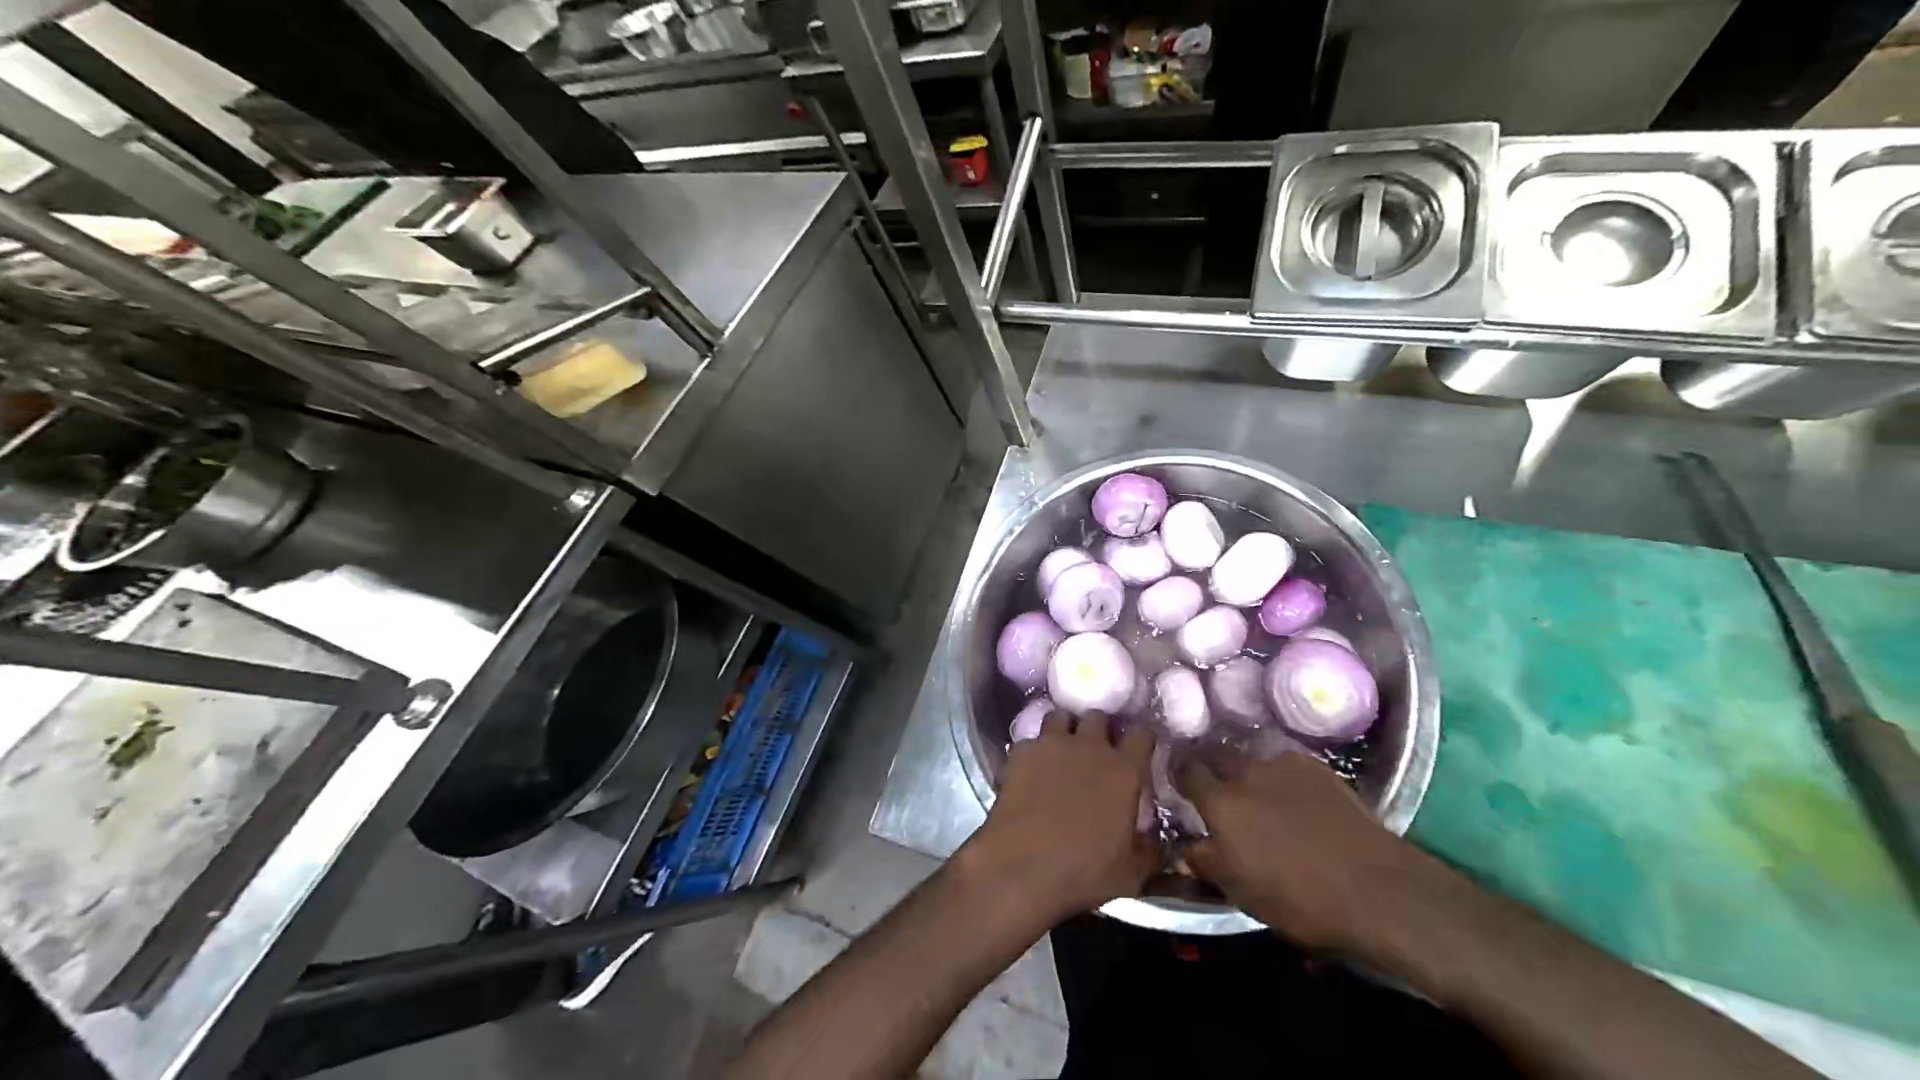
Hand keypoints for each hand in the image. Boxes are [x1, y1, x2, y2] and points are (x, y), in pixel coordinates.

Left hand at [958, 710, 1158, 922]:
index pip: (1141, 734)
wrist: (1021, 866)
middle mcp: (1090, 747)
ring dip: (1065, 728)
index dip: (1141, 738)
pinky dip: (1034, 749)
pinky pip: (1031, 739)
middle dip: (1100, 728)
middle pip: (1098, 716)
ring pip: (1061, 716)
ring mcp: (1052, 744)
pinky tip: (1032, 767)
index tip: (1139, 748)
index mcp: (1124, 771)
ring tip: (1063, 748)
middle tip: (1097, 748)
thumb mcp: (1130, 873)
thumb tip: (1158, 843)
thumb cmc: (1083, 870)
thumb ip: (1149, 851)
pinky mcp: (1021, 751)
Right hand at [1183, 752, 1416, 950]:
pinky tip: (1294, 796)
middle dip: (1212, 766)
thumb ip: (1206, 861)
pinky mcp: (1319, 769)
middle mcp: (1246, 773)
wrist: (1377, 889)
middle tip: (1217, 787)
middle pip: (1217, 755)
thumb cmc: (1299, 898)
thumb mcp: (1240, 892)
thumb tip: (1189, 847)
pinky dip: (1283, 777)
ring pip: (1254, 759)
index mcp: (1220, 803)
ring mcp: (1285, 767)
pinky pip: (1287, 765)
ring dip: (1249, 772)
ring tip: (1259, 792)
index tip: (1179, 783)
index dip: (1179, 775)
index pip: (1186, 772)